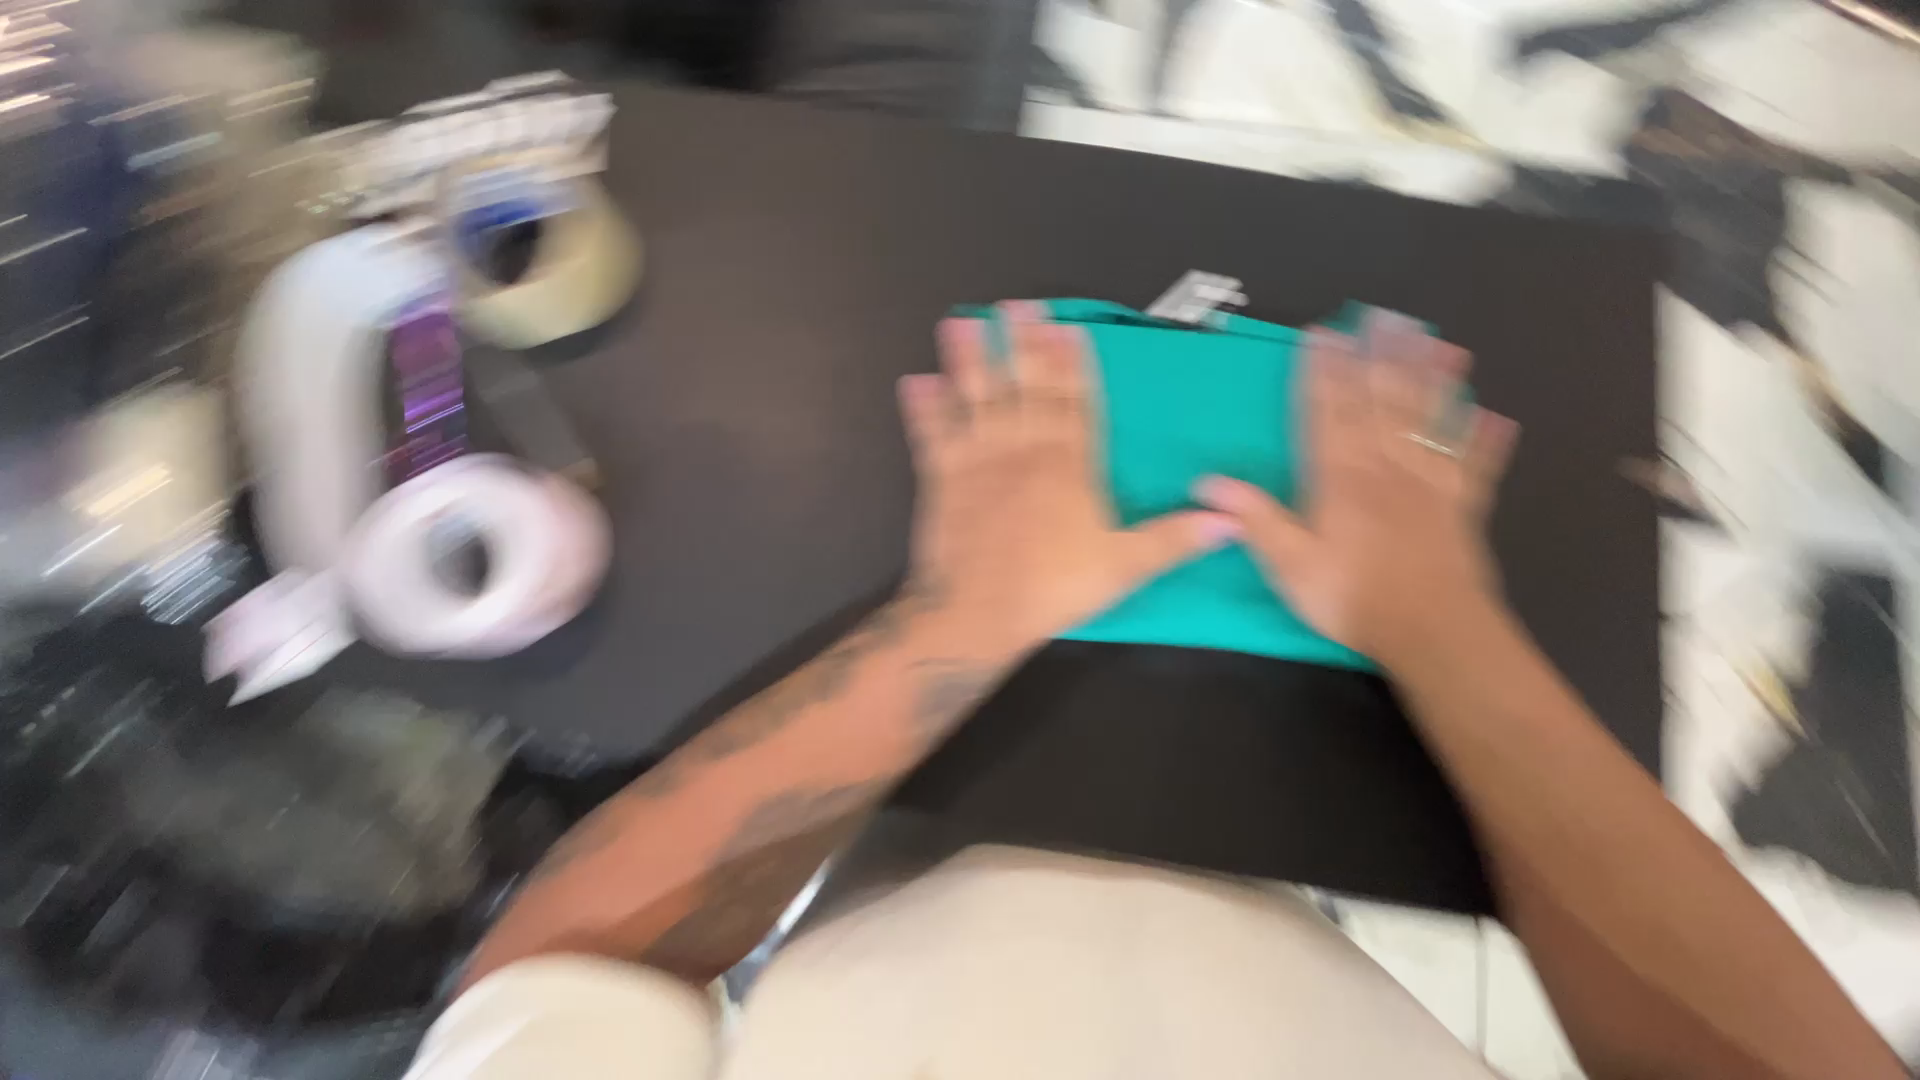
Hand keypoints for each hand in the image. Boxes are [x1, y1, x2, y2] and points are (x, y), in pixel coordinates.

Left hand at [898, 302, 1238, 656]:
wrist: (977, 612)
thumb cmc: (1052, 588)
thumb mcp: (1124, 567)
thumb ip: (1174, 539)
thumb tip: (1231, 520)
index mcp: (1069, 465)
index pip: (1074, 403)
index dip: (1070, 364)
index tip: (1065, 326)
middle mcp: (1023, 450)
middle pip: (1025, 387)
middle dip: (1022, 344)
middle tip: (1015, 306)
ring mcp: (978, 460)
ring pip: (976, 399)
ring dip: (969, 360)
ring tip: (961, 323)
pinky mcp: (941, 478)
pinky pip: (931, 435)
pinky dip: (924, 409)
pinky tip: (915, 381)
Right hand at [1195, 311, 1517, 665]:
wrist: (1432, 633)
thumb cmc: (1351, 597)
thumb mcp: (1288, 563)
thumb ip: (1254, 519)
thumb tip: (1207, 481)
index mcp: (1342, 479)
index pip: (1329, 413)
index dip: (1324, 371)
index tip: (1325, 332)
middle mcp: (1388, 470)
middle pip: (1383, 403)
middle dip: (1380, 357)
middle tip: (1384, 315)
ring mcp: (1431, 486)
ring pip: (1430, 422)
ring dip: (1432, 381)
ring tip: (1438, 342)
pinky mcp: (1463, 510)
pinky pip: (1475, 468)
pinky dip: (1484, 442)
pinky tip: (1494, 416)